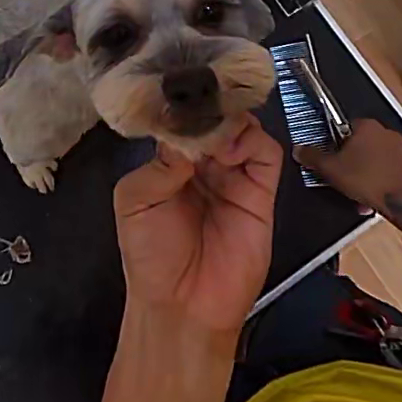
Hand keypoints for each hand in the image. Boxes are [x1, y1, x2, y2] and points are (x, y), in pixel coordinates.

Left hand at [112, 114, 281, 335]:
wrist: (184, 306)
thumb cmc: (151, 255)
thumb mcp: (135, 202)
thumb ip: (160, 163)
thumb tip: (187, 133)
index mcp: (172, 161)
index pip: (184, 119)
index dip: (183, 106)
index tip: (181, 95)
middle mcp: (205, 163)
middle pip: (217, 118)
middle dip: (211, 109)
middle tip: (203, 111)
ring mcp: (235, 175)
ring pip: (243, 128)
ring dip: (231, 123)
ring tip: (215, 139)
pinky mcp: (261, 191)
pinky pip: (266, 153)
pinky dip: (253, 142)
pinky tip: (232, 153)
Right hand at [293, 119, 401, 211]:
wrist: (401, 202)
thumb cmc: (366, 180)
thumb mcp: (330, 169)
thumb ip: (312, 156)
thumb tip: (299, 150)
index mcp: (367, 126)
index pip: (346, 126)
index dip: (336, 143)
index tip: (332, 157)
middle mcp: (387, 133)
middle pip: (363, 143)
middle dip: (353, 160)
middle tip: (343, 176)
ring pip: (377, 158)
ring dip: (367, 171)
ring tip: (358, 191)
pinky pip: (392, 170)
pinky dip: (383, 180)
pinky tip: (374, 195)